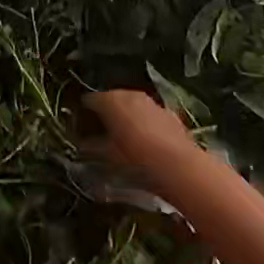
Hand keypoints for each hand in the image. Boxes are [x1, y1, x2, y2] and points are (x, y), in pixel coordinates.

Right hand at [81, 89, 201, 171]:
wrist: (180, 169)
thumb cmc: (135, 159)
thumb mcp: (107, 155)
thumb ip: (91, 146)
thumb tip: (82, 144)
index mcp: (108, 99)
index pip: (89, 101)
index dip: (85, 114)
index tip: (83, 128)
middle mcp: (129, 94)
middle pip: (112, 100)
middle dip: (108, 114)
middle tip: (105, 133)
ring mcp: (152, 103)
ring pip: (134, 107)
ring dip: (129, 118)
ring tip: (128, 138)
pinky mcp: (171, 115)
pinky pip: (152, 116)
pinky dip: (148, 124)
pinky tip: (149, 142)